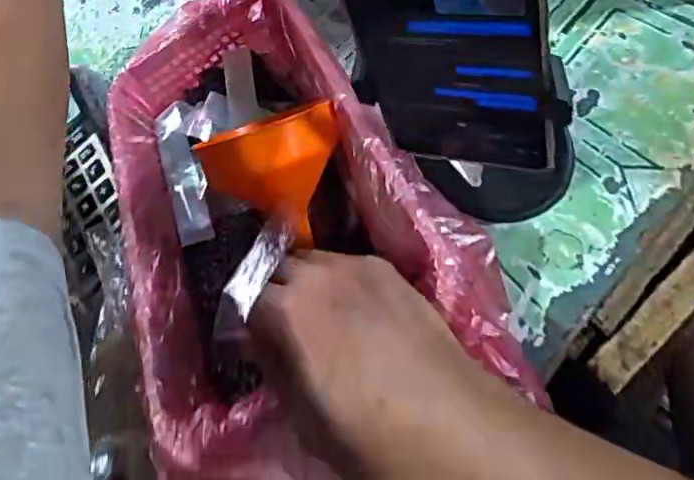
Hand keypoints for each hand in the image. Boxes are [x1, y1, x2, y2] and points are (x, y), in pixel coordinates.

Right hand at [250, 252, 510, 475]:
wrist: (453, 420)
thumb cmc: (369, 433)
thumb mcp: (304, 419)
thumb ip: (274, 369)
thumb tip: (260, 343)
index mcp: (287, 309)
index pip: (242, 294)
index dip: (241, 317)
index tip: (247, 337)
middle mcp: (315, 272)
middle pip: (274, 268)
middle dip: (269, 291)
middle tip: (279, 325)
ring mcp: (353, 264)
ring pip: (310, 260)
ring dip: (303, 281)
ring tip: (317, 313)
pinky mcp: (385, 267)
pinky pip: (345, 264)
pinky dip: (337, 281)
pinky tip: (354, 310)